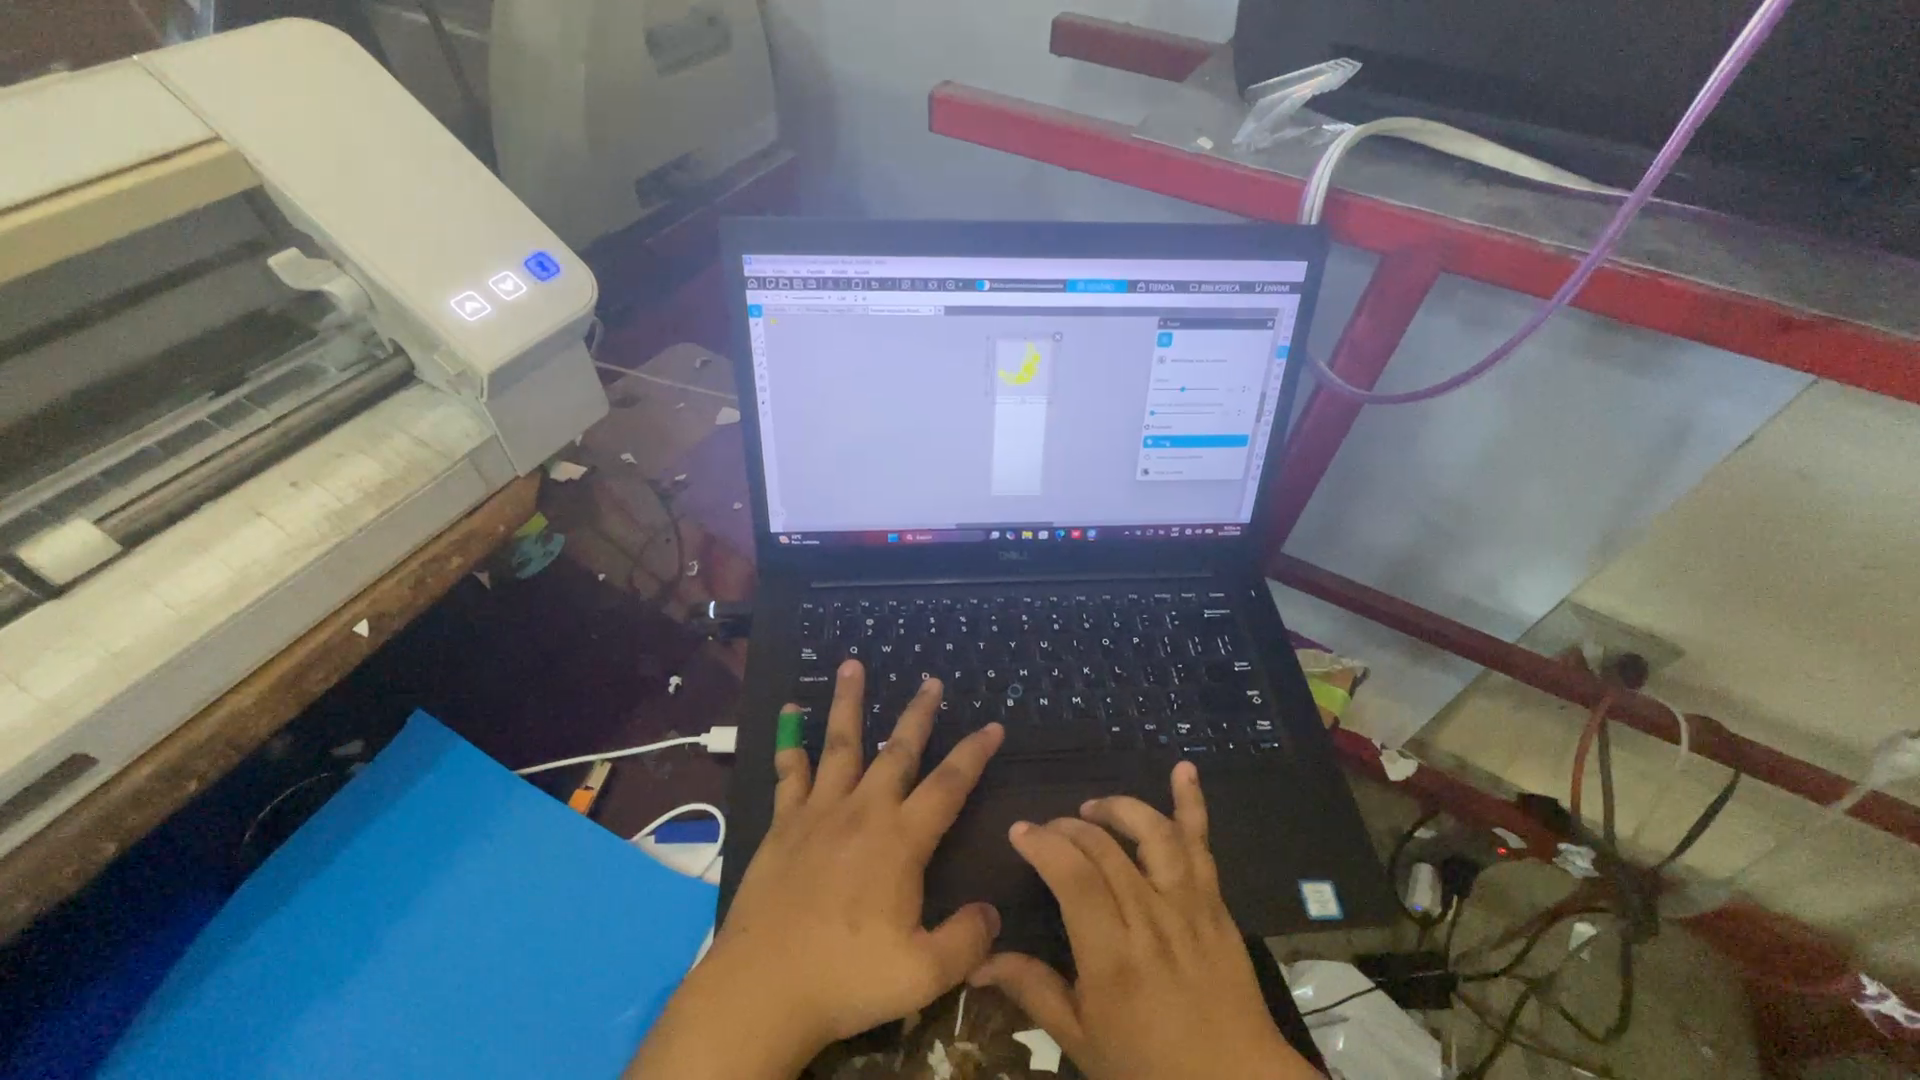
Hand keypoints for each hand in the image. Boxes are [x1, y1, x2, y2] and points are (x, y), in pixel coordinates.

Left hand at [628, 660, 1005, 1078]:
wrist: (762, 988)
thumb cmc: (846, 979)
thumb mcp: (925, 974)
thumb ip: (967, 939)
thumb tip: (991, 912)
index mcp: (901, 841)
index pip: (949, 785)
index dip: (974, 753)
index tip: (993, 725)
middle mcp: (862, 813)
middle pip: (898, 750)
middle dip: (919, 713)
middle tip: (932, 680)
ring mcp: (817, 814)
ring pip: (838, 744)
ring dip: (848, 703)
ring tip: (852, 664)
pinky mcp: (782, 826)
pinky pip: (788, 773)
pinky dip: (790, 741)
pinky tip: (788, 713)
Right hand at [968, 763, 1317, 1079]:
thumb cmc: (1150, 1066)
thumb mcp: (1081, 1039)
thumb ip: (1032, 991)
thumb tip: (978, 961)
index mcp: (1112, 954)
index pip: (1072, 876)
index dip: (1042, 844)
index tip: (1019, 832)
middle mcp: (1150, 918)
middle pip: (1104, 849)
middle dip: (1067, 828)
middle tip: (1046, 830)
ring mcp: (1188, 905)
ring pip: (1152, 834)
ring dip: (1119, 810)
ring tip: (1092, 808)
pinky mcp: (1215, 904)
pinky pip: (1203, 845)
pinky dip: (1193, 803)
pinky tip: (1184, 769)